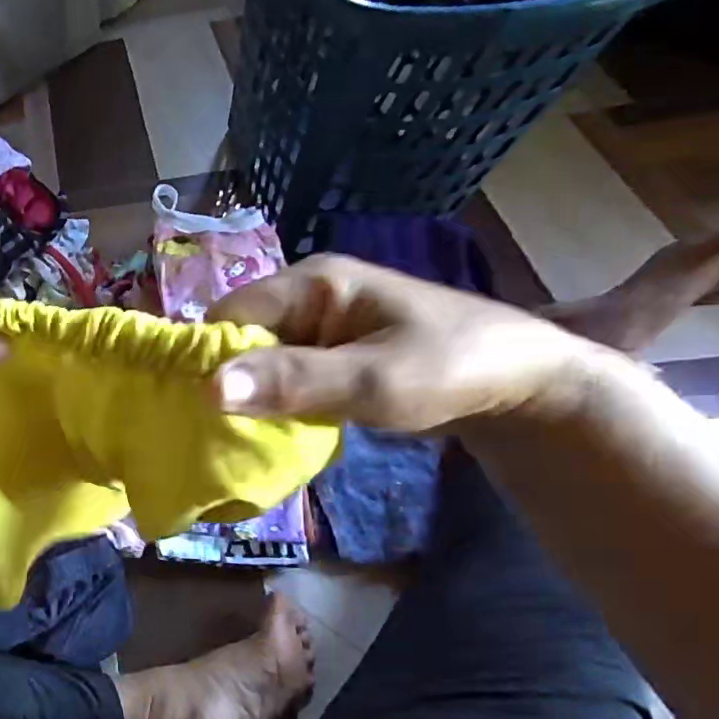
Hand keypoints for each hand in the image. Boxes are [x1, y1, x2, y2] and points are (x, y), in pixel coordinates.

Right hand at [207, 254, 606, 431]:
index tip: (192, 408)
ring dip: (247, 394)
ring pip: (258, 358)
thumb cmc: (453, 370)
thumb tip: (209, 389)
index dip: (205, 357)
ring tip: (231, 435)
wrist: (525, 385)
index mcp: (312, 282)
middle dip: (224, 380)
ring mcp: (320, 324)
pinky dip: (272, 400)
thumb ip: (295, 381)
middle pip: (239, 335)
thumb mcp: (374, 380)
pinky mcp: (331, 352)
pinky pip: (283, 373)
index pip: (229, 314)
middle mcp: (308, 295)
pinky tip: (268, 428)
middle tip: (211, 431)